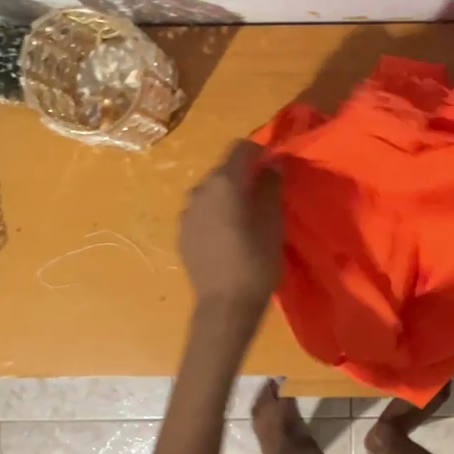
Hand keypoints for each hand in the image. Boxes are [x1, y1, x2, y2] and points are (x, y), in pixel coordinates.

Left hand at [178, 140, 284, 316]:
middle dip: (243, 177)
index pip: (240, 148)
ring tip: (244, 221)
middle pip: (223, 170)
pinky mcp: (181, 233)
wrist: (224, 305)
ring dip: (227, 197)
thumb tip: (272, 165)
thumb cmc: (256, 263)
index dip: (259, 153)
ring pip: (210, 192)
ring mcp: (186, 212)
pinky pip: (201, 212)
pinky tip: (227, 238)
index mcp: (224, 183)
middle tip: (262, 199)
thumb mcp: (272, 224)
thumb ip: (271, 188)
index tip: (273, 170)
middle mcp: (199, 190)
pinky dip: (214, 215)